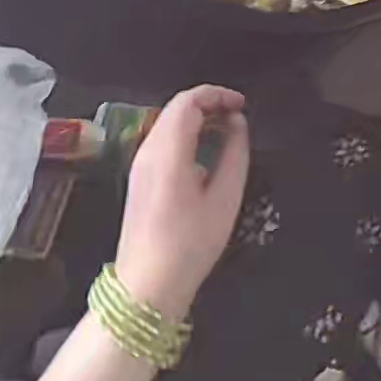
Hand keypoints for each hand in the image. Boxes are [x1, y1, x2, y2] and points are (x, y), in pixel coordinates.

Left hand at [114, 85, 251, 318]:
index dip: (217, 94)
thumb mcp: (224, 198)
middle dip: (208, 102)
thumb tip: (237, 124)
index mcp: (168, 152)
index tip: (241, 104)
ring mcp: (140, 163)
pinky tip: (206, 149)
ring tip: (227, 129)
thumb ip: (234, 153)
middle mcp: (148, 150)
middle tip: (237, 114)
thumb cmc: (189, 245)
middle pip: (176, 107)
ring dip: (197, 116)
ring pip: (168, 121)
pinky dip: (186, 132)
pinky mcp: (139, 176)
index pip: (188, 101)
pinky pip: (163, 139)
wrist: (147, 287)